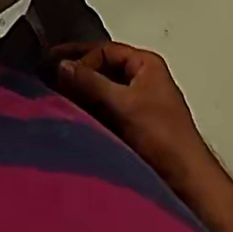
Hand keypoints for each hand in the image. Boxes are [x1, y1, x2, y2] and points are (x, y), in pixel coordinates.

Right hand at [53, 41, 211, 181]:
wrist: (186, 181)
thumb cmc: (161, 136)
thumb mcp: (123, 103)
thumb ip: (90, 82)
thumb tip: (61, 65)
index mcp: (146, 64)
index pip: (104, 50)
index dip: (81, 58)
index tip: (58, 71)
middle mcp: (141, 79)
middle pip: (101, 68)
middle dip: (76, 72)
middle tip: (47, 76)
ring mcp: (137, 102)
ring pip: (100, 89)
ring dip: (79, 92)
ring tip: (53, 96)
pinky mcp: (131, 125)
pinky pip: (103, 109)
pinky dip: (86, 109)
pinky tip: (69, 114)